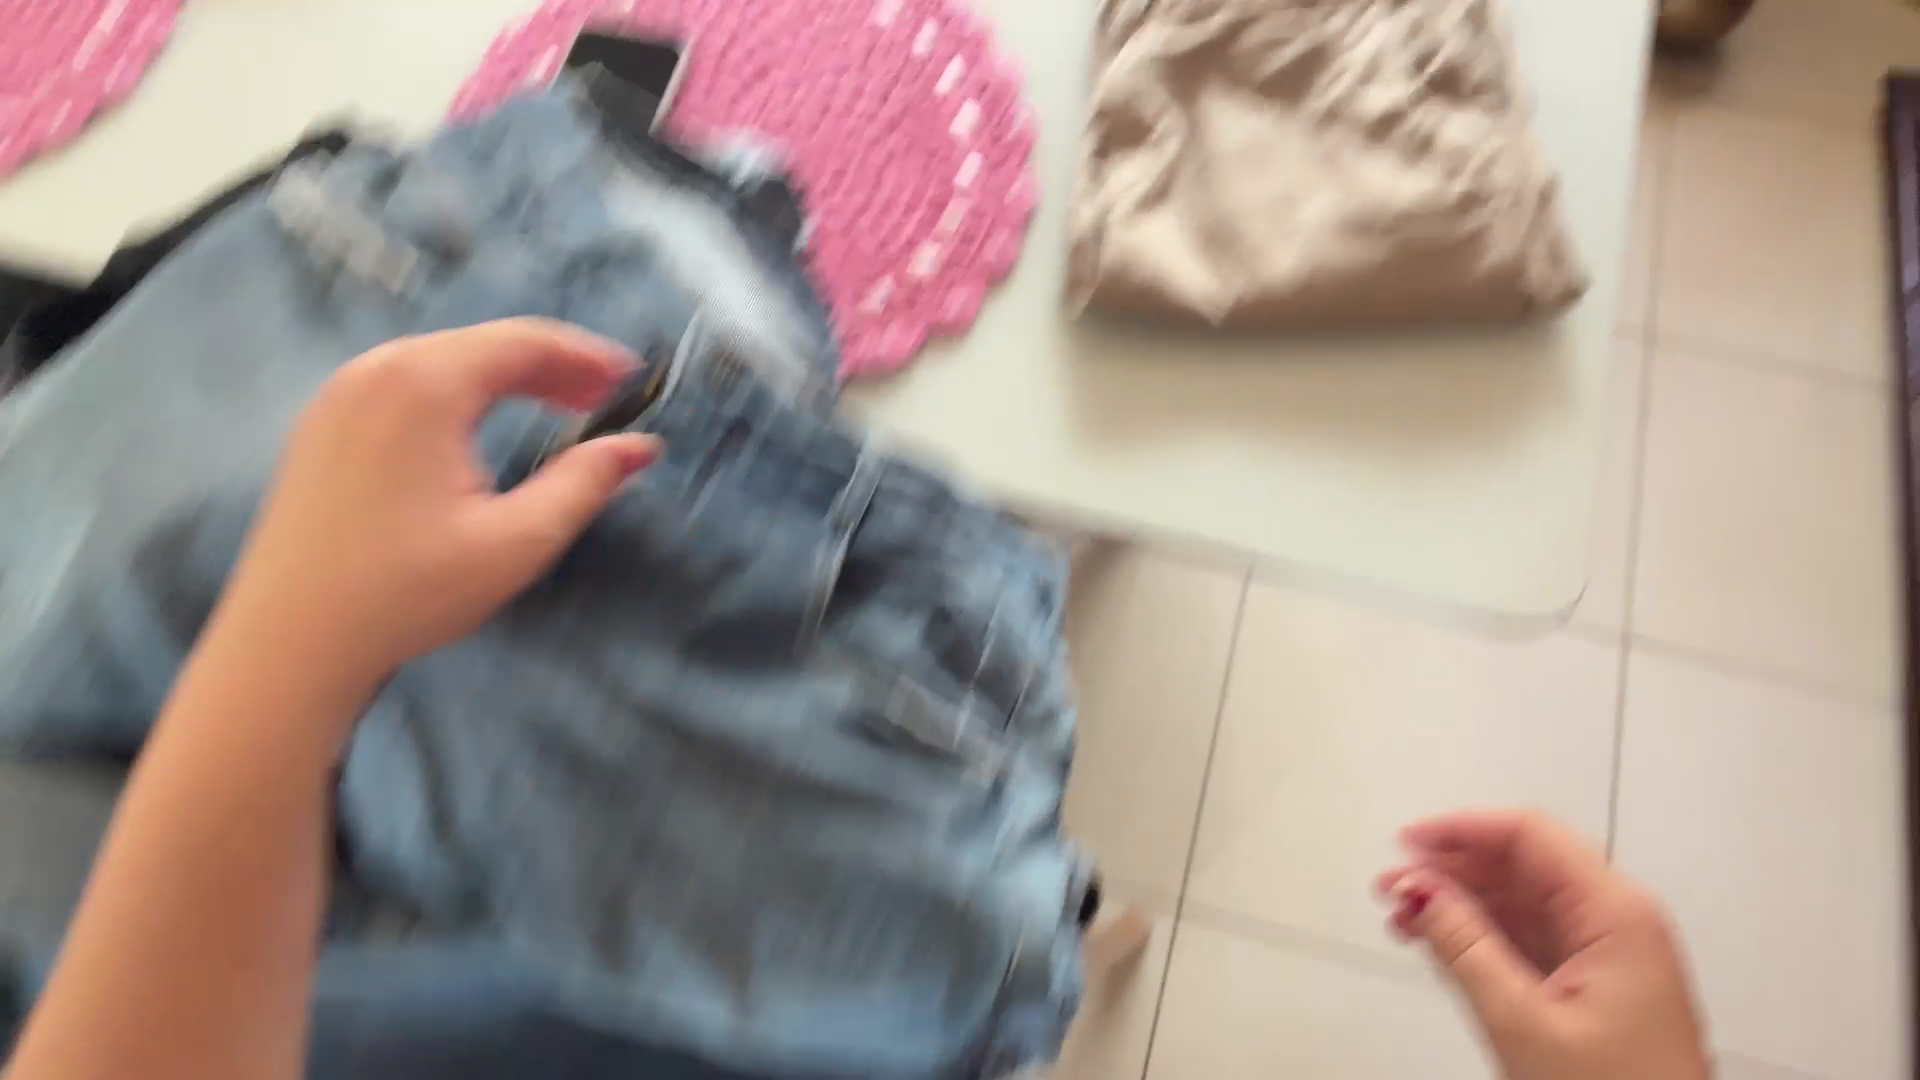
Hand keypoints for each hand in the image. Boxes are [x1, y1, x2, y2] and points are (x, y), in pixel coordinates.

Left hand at [216, 318, 660, 689]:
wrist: (290, 642)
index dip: (586, 355)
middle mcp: (376, 372)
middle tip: (608, 400)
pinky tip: (493, 424)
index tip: (633, 379)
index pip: (522, 342)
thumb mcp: (520, 540)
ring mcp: (342, 394)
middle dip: (556, 365)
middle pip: (485, 345)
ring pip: (449, 360)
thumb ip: (587, 482)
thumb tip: (644, 446)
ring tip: (565, 409)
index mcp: (423, 387)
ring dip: (515, 377)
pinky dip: (470, 391)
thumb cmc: (412, 590)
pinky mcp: (327, 422)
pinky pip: (414, 381)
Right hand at [1376, 810, 1711, 1079]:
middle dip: (1446, 868)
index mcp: (1614, 916)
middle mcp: (1613, 920)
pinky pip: (1519, 929)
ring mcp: (1603, 949)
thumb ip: (1463, 945)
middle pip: (1515, 861)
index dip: (1459, 828)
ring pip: (1511, 894)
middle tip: (1393, 887)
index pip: (1527, 834)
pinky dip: (1471, 929)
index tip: (1406, 844)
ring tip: (1403, 919)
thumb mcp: (1523, 1020)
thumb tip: (1417, 886)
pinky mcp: (1589, 976)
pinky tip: (1433, 942)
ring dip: (1451, 899)